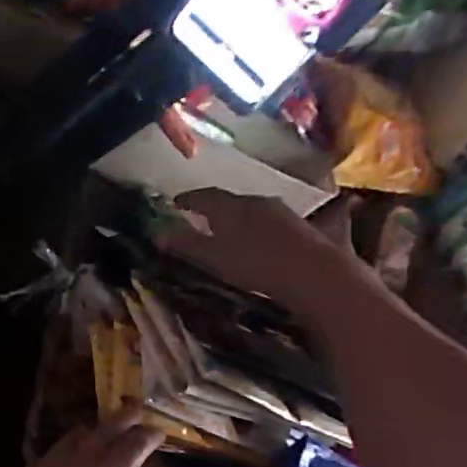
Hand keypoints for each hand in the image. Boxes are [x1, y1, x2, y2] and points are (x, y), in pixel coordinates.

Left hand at [0, 411, 173, 466]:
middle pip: (140, 442)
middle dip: (154, 436)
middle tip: (159, 432)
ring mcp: (81, 458)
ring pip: (110, 426)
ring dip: (127, 417)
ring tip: (135, 409)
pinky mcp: (54, 455)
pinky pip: (77, 433)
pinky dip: (90, 430)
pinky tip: (92, 434)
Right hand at [160, 189, 373, 315]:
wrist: (310, 270)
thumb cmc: (253, 263)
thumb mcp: (212, 257)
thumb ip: (185, 244)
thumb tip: (156, 233)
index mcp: (229, 206)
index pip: (204, 196)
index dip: (188, 199)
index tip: (176, 202)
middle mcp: (254, 201)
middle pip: (229, 200)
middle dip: (213, 207)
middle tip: (200, 215)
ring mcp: (280, 211)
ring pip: (250, 209)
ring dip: (236, 217)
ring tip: (227, 229)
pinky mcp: (298, 225)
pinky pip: (267, 220)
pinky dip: (255, 226)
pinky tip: (256, 240)